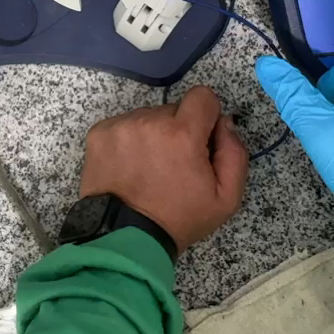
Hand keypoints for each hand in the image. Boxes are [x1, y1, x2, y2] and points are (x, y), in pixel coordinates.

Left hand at [80, 85, 249, 250]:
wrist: (124, 238)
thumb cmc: (178, 218)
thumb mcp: (225, 198)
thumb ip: (234, 153)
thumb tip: (224, 122)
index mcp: (181, 133)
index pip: (202, 96)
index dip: (207, 117)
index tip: (201, 140)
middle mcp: (149, 121)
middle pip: (173, 110)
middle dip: (178, 131)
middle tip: (173, 165)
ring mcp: (120, 126)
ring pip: (148, 117)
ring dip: (152, 135)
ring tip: (148, 169)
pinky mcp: (98, 133)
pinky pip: (123, 125)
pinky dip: (129, 141)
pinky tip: (129, 167)